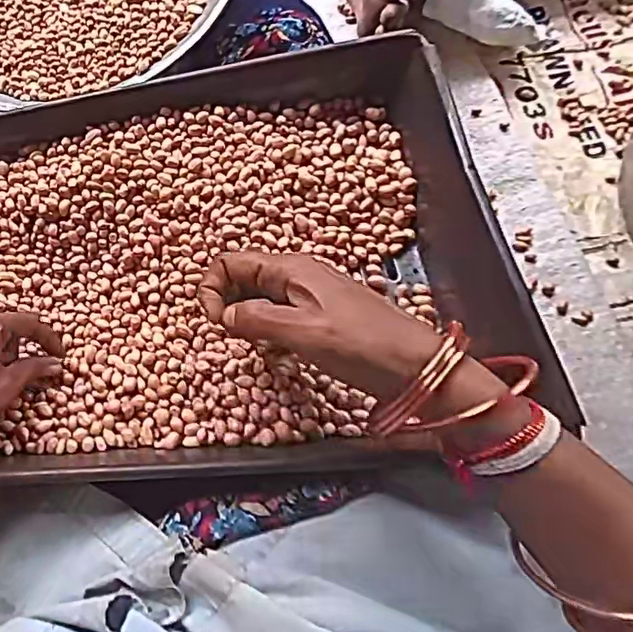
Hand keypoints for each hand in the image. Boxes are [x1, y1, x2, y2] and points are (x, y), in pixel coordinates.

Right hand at [197, 252, 442, 398]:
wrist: (421, 370)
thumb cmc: (366, 346)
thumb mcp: (304, 333)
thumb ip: (256, 320)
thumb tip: (222, 316)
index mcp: (291, 269)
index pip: (230, 261)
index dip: (211, 286)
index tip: (211, 319)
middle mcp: (296, 277)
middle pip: (240, 278)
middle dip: (222, 302)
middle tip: (225, 334)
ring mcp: (307, 297)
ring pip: (255, 298)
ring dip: (240, 318)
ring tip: (245, 344)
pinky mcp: (316, 319)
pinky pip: (273, 316)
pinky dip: (260, 330)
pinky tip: (269, 351)